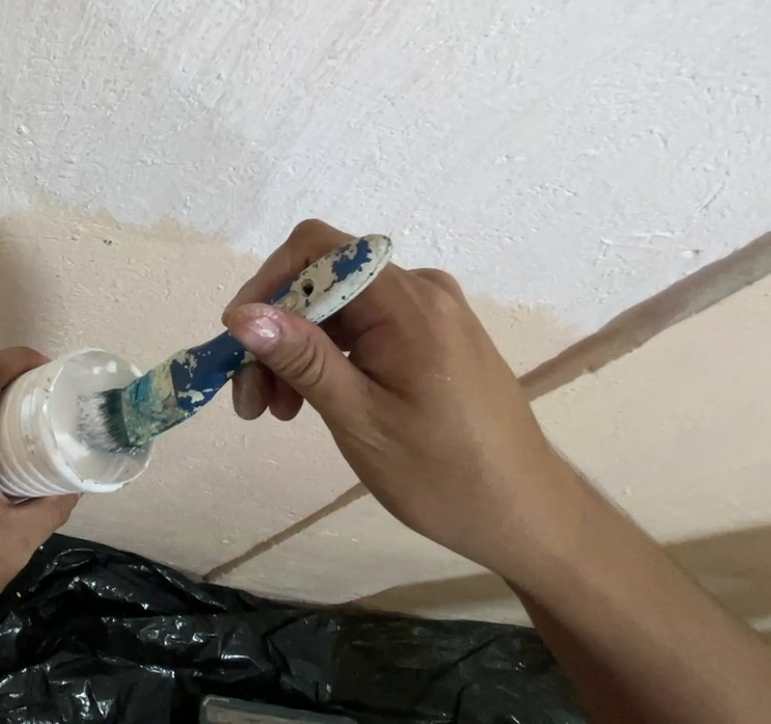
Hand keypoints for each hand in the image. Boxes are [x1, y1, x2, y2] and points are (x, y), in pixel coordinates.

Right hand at [223, 220, 580, 577]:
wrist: (530, 521)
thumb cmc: (446, 476)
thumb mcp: (360, 418)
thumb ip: (301, 357)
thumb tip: (240, 313)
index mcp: (409, 302)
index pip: (318, 249)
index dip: (268, 281)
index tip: (239, 337)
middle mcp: (420, 291)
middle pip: (321, 282)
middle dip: (276, 332)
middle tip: (250, 398)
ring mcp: (428, 313)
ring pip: (335, 309)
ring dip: (296, 351)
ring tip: (276, 411)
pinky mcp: (429, 337)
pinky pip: (360, 327)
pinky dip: (326, 357)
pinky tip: (310, 401)